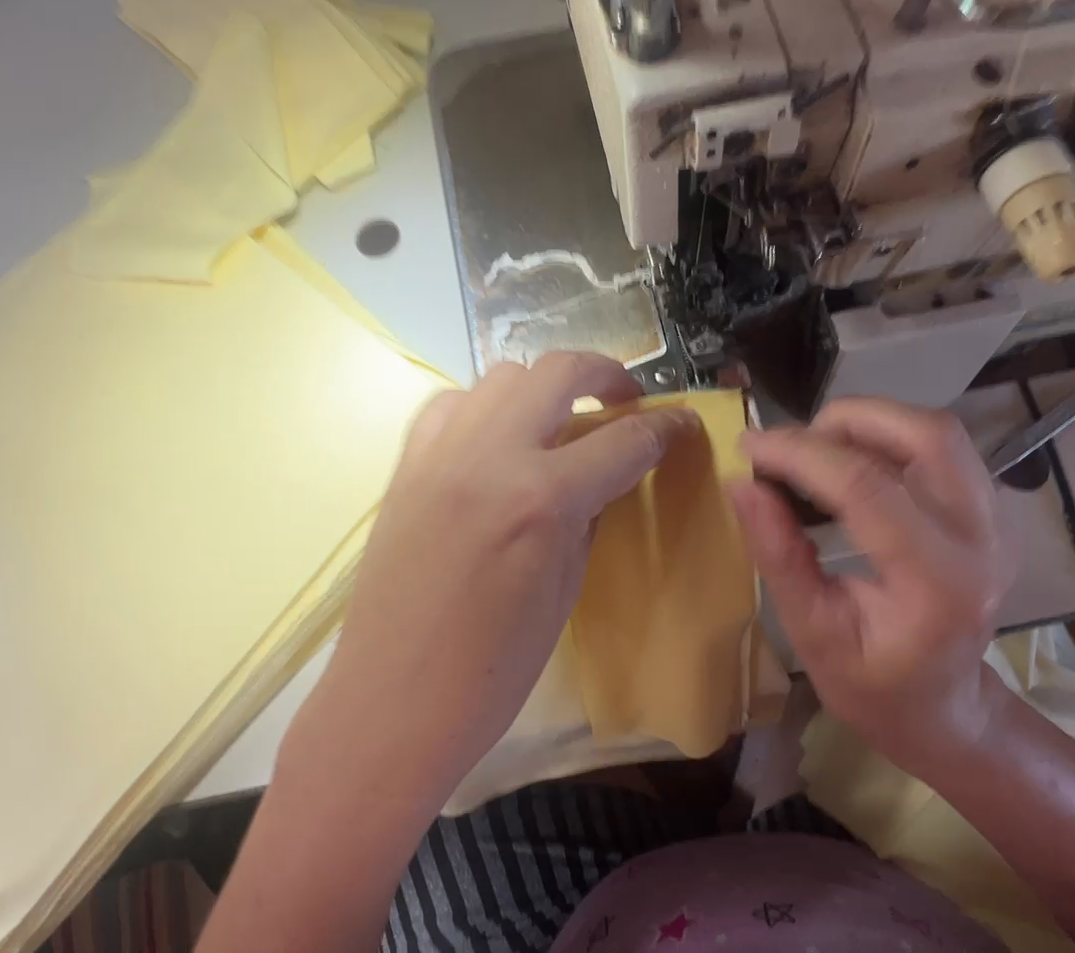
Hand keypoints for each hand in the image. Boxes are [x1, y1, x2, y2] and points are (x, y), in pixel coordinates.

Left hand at [315, 352, 698, 793]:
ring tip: (560, 423)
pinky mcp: (406, 465)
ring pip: (502, 376)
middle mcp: (489, 457)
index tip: (681, 424)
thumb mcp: (564, 593)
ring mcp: (440, 454)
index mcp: (542, 500)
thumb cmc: (491, 672)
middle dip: (606, 375)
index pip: (623, 441)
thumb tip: (607, 475)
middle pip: (559, 372)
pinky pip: (452, 406)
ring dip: (543, 389)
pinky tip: (497, 442)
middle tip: (626, 401)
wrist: (392, 702)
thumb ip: (588, 517)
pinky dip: (485, 409)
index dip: (664, 429)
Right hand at [728, 399, 1015, 768]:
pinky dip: (888, 439)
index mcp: (937, 583)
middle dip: (847, 421)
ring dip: (869, 425)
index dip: (802, 455)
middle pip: (926, 436)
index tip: (748, 446)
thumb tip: (742, 483)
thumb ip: (779, 555)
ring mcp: (997, 522)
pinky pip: (942, 449)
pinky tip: (849, 466)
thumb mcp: (812, 632)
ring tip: (816, 453)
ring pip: (937, 433)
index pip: (868, 488)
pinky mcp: (992, 511)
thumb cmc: (873, 685)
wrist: (942, 708)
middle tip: (792, 446)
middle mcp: (982, 540)